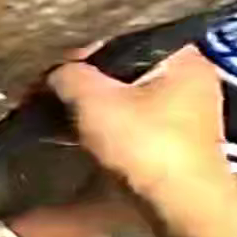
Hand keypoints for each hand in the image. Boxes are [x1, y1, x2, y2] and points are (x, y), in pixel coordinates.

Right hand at [49, 46, 236, 214]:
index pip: (123, 41)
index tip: (52, 75)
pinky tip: (73, 132)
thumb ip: (69, 76)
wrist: (174, 196)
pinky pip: (125, 116)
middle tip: (46, 95)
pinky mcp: (169, 135)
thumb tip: (56, 72)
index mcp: (181, 61)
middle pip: (120, 69)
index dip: (82, 53)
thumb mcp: (93, 100)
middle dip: (80, 81)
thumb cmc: (140, 140)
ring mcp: (182, 109)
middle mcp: (189, 79)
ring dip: (86, 103)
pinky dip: (97, 121)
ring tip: (53, 114)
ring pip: (120, 94)